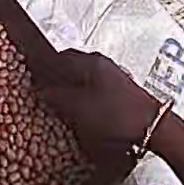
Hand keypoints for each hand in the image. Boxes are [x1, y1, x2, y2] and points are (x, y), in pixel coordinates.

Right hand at [40, 50, 164, 169]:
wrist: (152, 128)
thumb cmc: (116, 115)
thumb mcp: (78, 108)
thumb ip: (57, 97)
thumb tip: (41, 90)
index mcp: (91, 62)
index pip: (60, 57)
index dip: (43, 66)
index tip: (30, 75)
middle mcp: (102, 64)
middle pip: (72, 64)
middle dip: (56, 74)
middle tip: (42, 87)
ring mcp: (113, 76)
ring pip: (83, 75)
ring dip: (69, 84)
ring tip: (57, 99)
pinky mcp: (120, 91)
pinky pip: (93, 86)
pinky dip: (81, 92)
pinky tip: (78, 107)